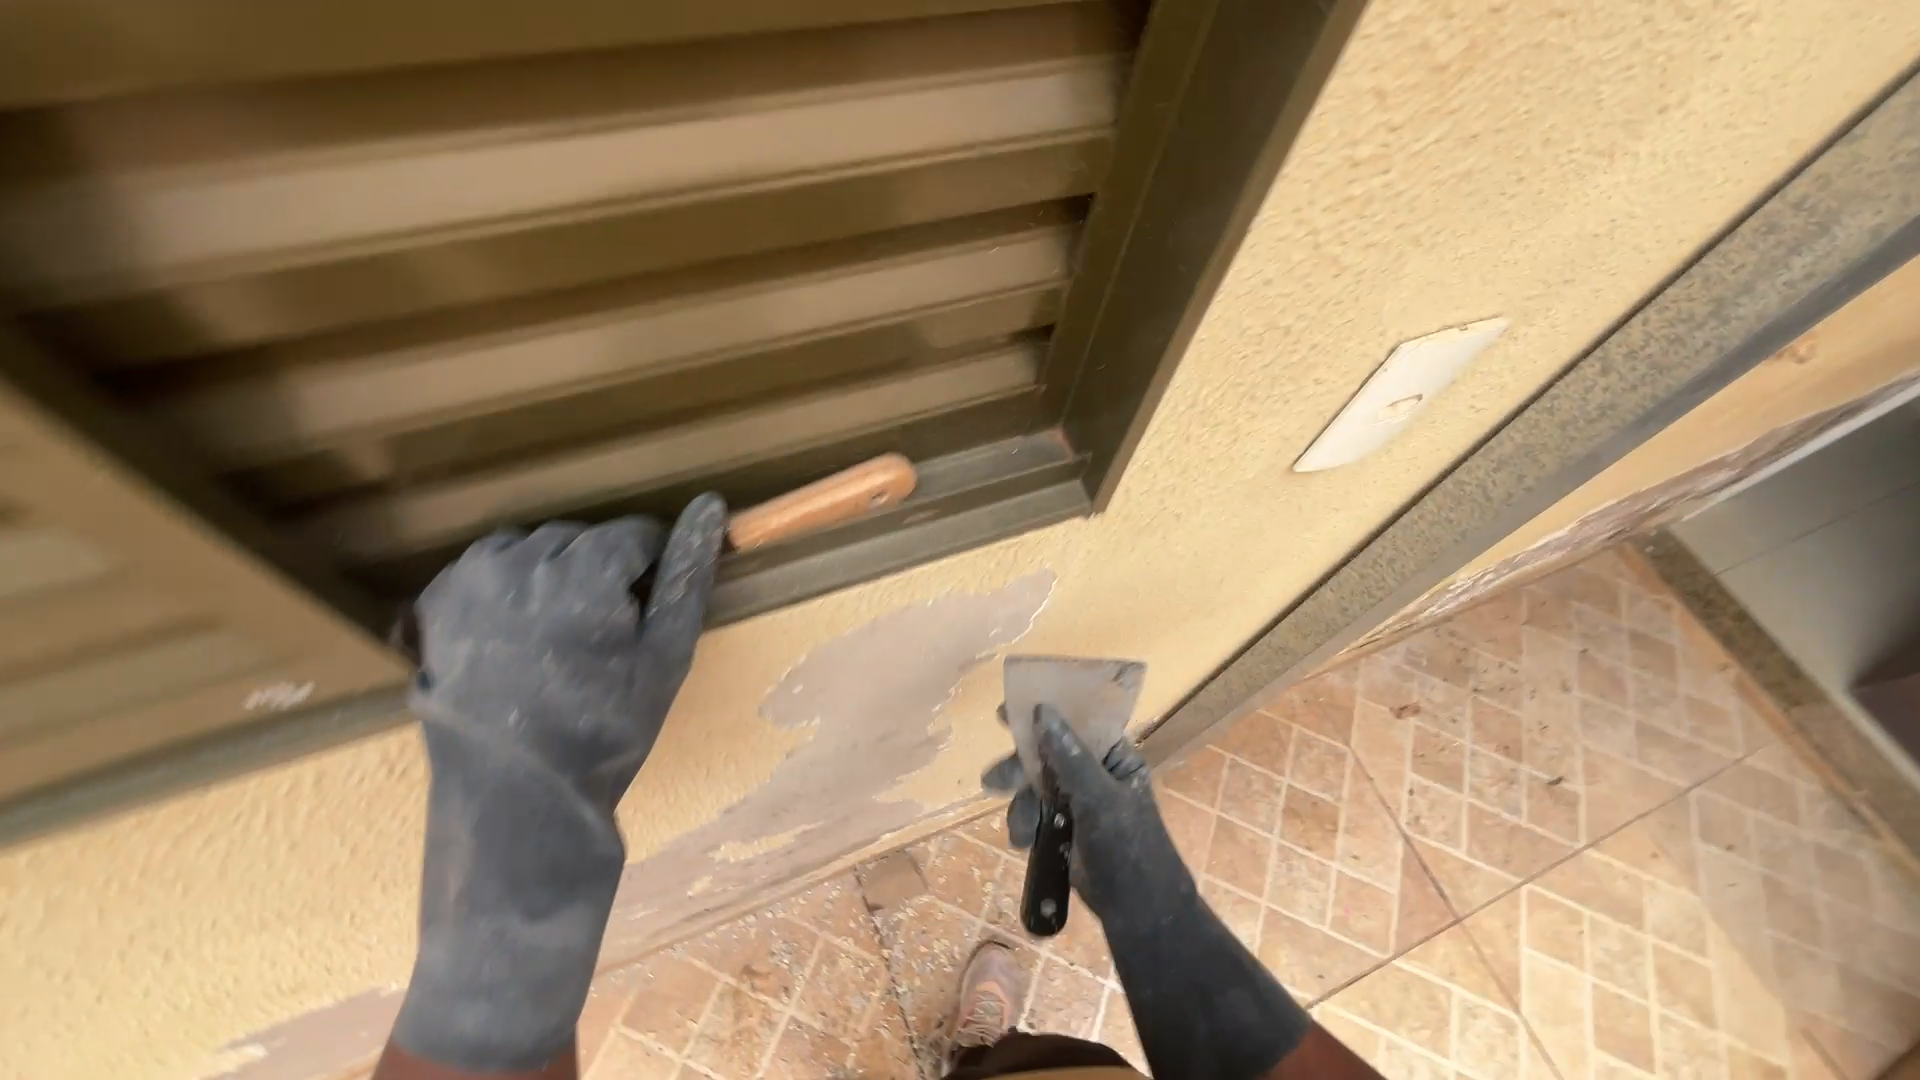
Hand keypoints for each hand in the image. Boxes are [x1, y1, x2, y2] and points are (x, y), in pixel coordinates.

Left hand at [409, 495, 726, 807]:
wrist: (518, 793)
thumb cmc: (607, 727)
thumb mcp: (666, 653)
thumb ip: (687, 574)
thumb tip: (711, 504)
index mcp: (582, 571)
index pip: (634, 534)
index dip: (652, 566)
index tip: (650, 605)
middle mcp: (520, 561)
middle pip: (583, 537)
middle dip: (603, 569)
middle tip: (609, 627)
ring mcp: (469, 580)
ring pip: (534, 546)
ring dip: (557, 571)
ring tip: (565, 625)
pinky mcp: (437, 602)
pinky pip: (489, 565)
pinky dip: (513, 582)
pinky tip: (523, 626)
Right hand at [985, 707, 1318, 1079]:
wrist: (1139, 914)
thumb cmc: (1128, 849)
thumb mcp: (1098, 798)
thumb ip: (1069, 755)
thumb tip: (1042, 709)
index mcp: (1115, 758)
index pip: (1077, 723)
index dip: (1044, 714)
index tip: (1006, 711)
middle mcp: (1096, 775)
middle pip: (1048, 756)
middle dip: (1020, 769)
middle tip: (992, 779)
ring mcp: (1079, 804)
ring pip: (1037, 788)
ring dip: (1021, 805)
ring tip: (1018, 830)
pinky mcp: (1066, 830)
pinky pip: (1037, 815)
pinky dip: (1026, 826)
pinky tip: (1022, 842)